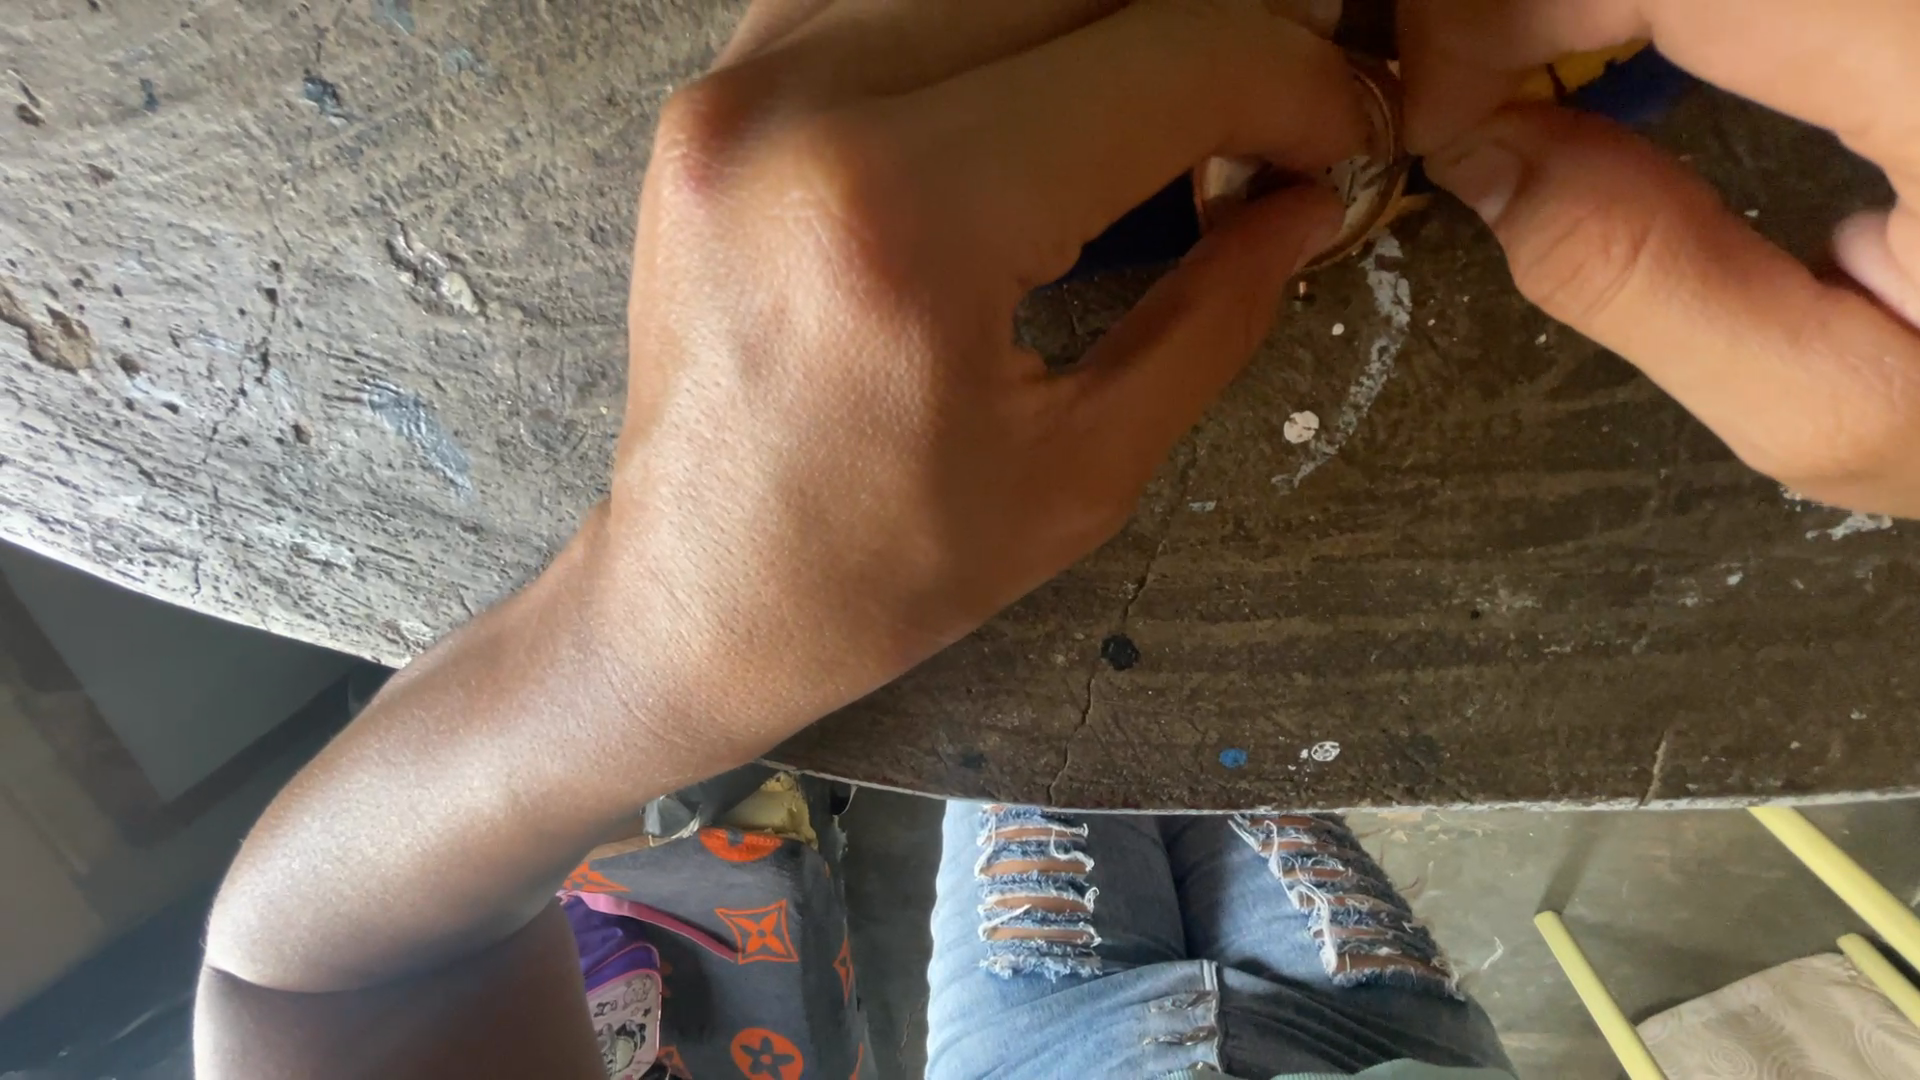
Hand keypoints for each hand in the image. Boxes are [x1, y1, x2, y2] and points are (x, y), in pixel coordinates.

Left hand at [200, 0, 1365, 1011]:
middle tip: (1262, 123)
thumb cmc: (881, 576)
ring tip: (1154, 124)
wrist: (701, 597)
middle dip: (1209, 37)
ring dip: (1097, 31)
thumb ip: (1211, 317)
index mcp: (911, 221)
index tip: (1336, 135)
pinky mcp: (711, 107)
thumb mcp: (1078, 475)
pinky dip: (986, 36)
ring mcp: (737, 91)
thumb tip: (1301, 204)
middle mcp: (806, 112)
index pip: (1166, 55)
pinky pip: (884, 2)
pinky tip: (1029, 115)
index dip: (1291, 77)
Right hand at [1401, 0, 1919, 515]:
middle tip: (1468, 92)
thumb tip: (1482, 158)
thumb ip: (1638, 279)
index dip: (1492, 23)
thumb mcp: (1825, 403)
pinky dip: (1650, 4)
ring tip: (1534, 69)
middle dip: (1514, 3)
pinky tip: (1637, 43)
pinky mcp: (1916, 5)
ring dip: (1580, 2)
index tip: (1441, 122)